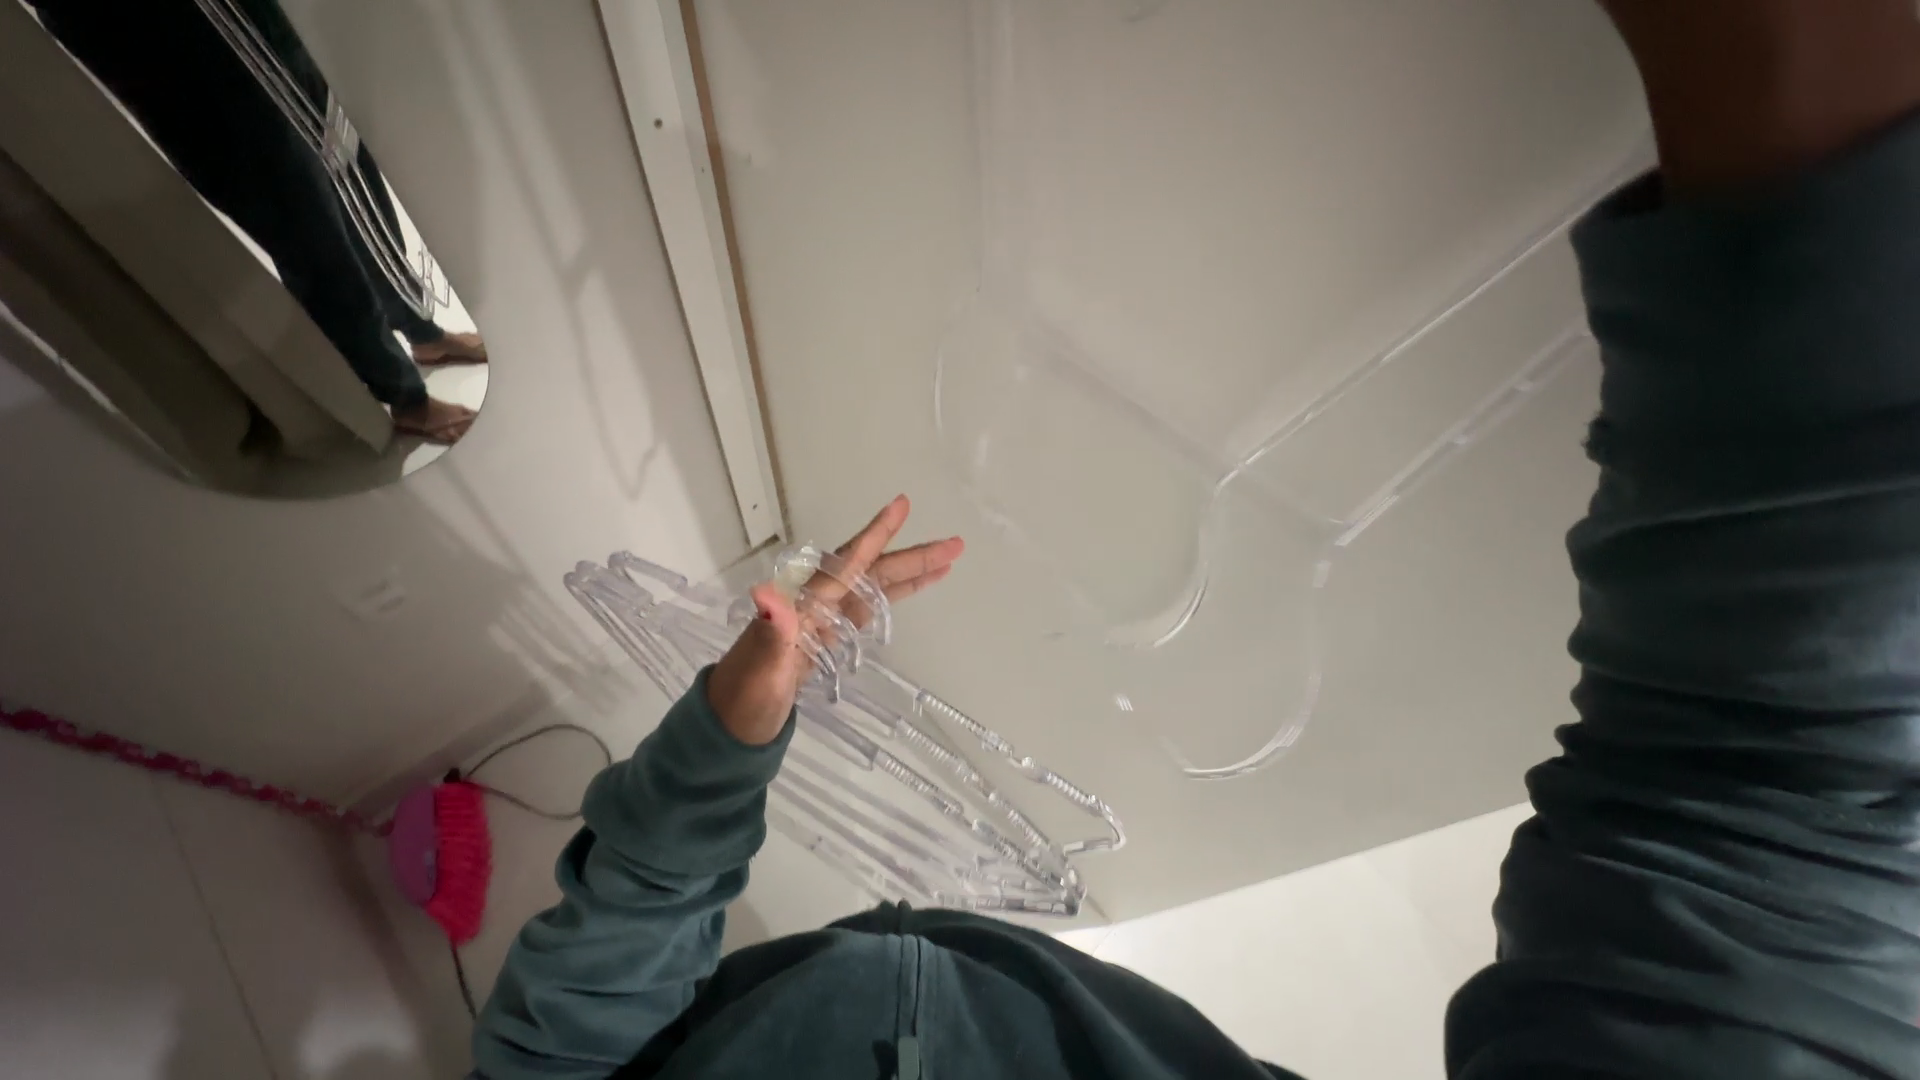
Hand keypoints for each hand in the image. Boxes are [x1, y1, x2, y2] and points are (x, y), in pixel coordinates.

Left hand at [706, 496, 963, 744]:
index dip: (875, 535)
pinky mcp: (826, 638)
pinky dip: (893, 598)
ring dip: (910, 574)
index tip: (902, 504)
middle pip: (871, 573)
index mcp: (803, 605)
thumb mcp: (758, 672)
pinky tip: (912, 590)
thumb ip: (769, 636)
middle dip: (912, 557)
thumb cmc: (743, 700)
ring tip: (948, 562)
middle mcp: (815, 605)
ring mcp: (822, 621)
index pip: (846, 563)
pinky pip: (867, 610)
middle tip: (954, 544)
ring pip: (874, 588)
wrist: (727, 727)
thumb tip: (772, 596)